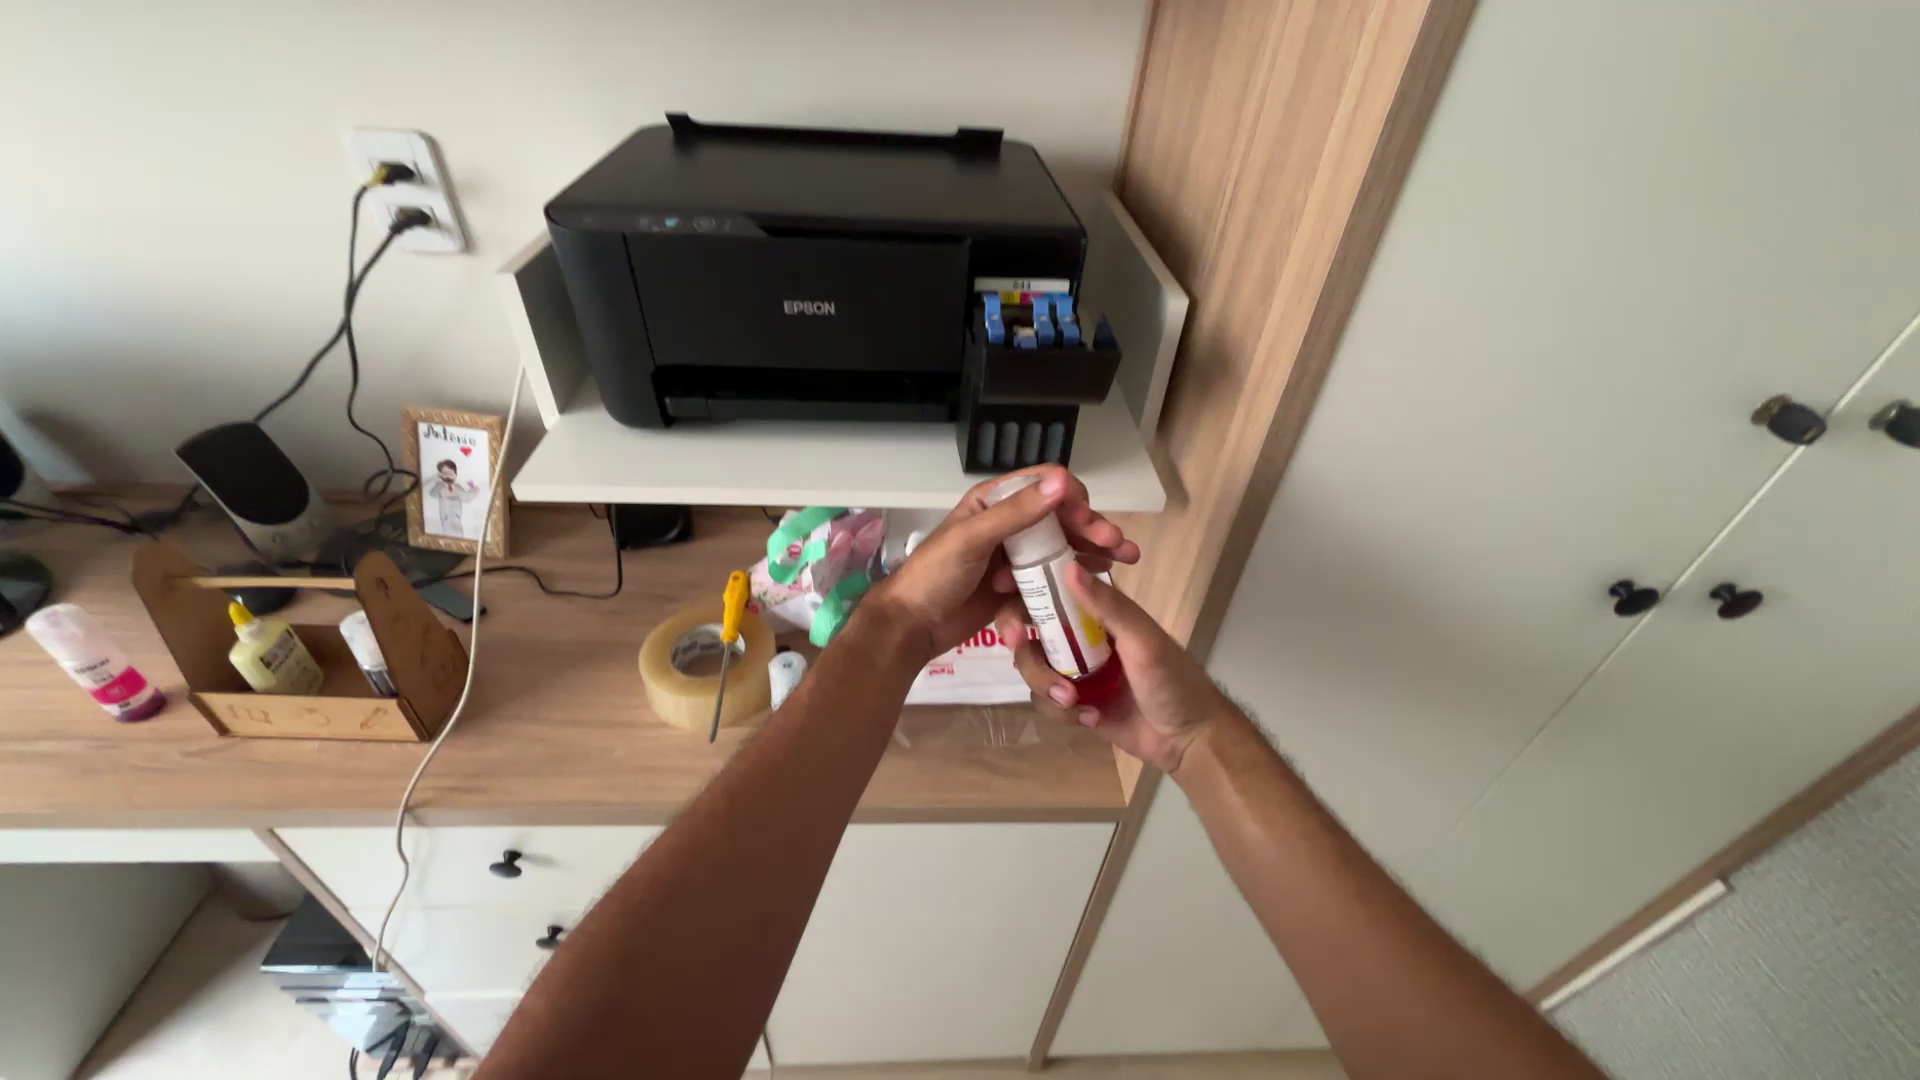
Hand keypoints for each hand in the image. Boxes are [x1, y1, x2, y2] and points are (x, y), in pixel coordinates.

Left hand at [866, 465, 1140, 661]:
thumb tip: (1062, 482)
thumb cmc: (935, 574)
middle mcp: (1009, 523)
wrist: (912, 625)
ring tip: (1120, 562)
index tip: (1090, 522)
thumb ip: (1017, 512)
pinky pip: (1051, 577)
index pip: (1045, 486)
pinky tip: (1096, 582)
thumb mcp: (973, 538)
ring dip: (1091, 552)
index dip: (1072, 499)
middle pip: (1060, 518)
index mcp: (994, 501)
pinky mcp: (1018, 585)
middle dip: (1092, 529)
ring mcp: (1015, 556)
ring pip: (1062, 548)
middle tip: (1119, 546)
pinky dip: (1072, 580)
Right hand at [996, 561, 1230, 773]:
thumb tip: (1068, 566)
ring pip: (1034, 671)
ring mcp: (1075, 672)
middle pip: (1031, 637)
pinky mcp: (1074, 703)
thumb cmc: (1173, 679)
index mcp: (1096, 613)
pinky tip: (1092, 719)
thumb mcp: (1142, 639)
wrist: (1189, 738)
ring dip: (1046, 686)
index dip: (1024, 602)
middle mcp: (1079, 638)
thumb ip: (1107, 606)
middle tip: (1029, 663)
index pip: (1049, 595)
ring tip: (1073, 702)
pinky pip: (1046, 702)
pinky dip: (1062, 712)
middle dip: (1027, 654)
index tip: (1015, 622)